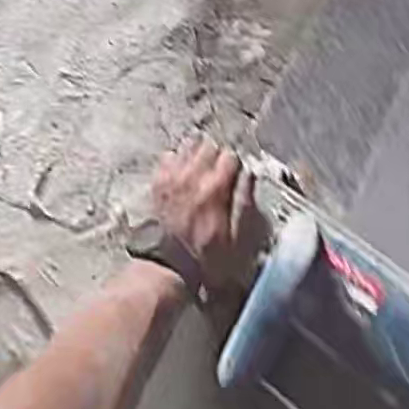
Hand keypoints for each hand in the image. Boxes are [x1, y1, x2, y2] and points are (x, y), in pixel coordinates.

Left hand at [150, 140, 260, 289]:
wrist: (169, 262)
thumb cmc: (206, 255)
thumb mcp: (236, 238)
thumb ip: (245, 203)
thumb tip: (249, 176)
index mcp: (215, 188)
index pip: (230, 156)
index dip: (235, 165)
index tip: (235, 176)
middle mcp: (193, 175)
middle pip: (208, 145)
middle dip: (216, 155)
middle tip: (218, 173)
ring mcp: (172, 175)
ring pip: (188, 145)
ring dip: (196, 154)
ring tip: (199, 170)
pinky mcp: (158, 180)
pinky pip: (168, 155)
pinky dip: (176, 160)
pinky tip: (180, 174)